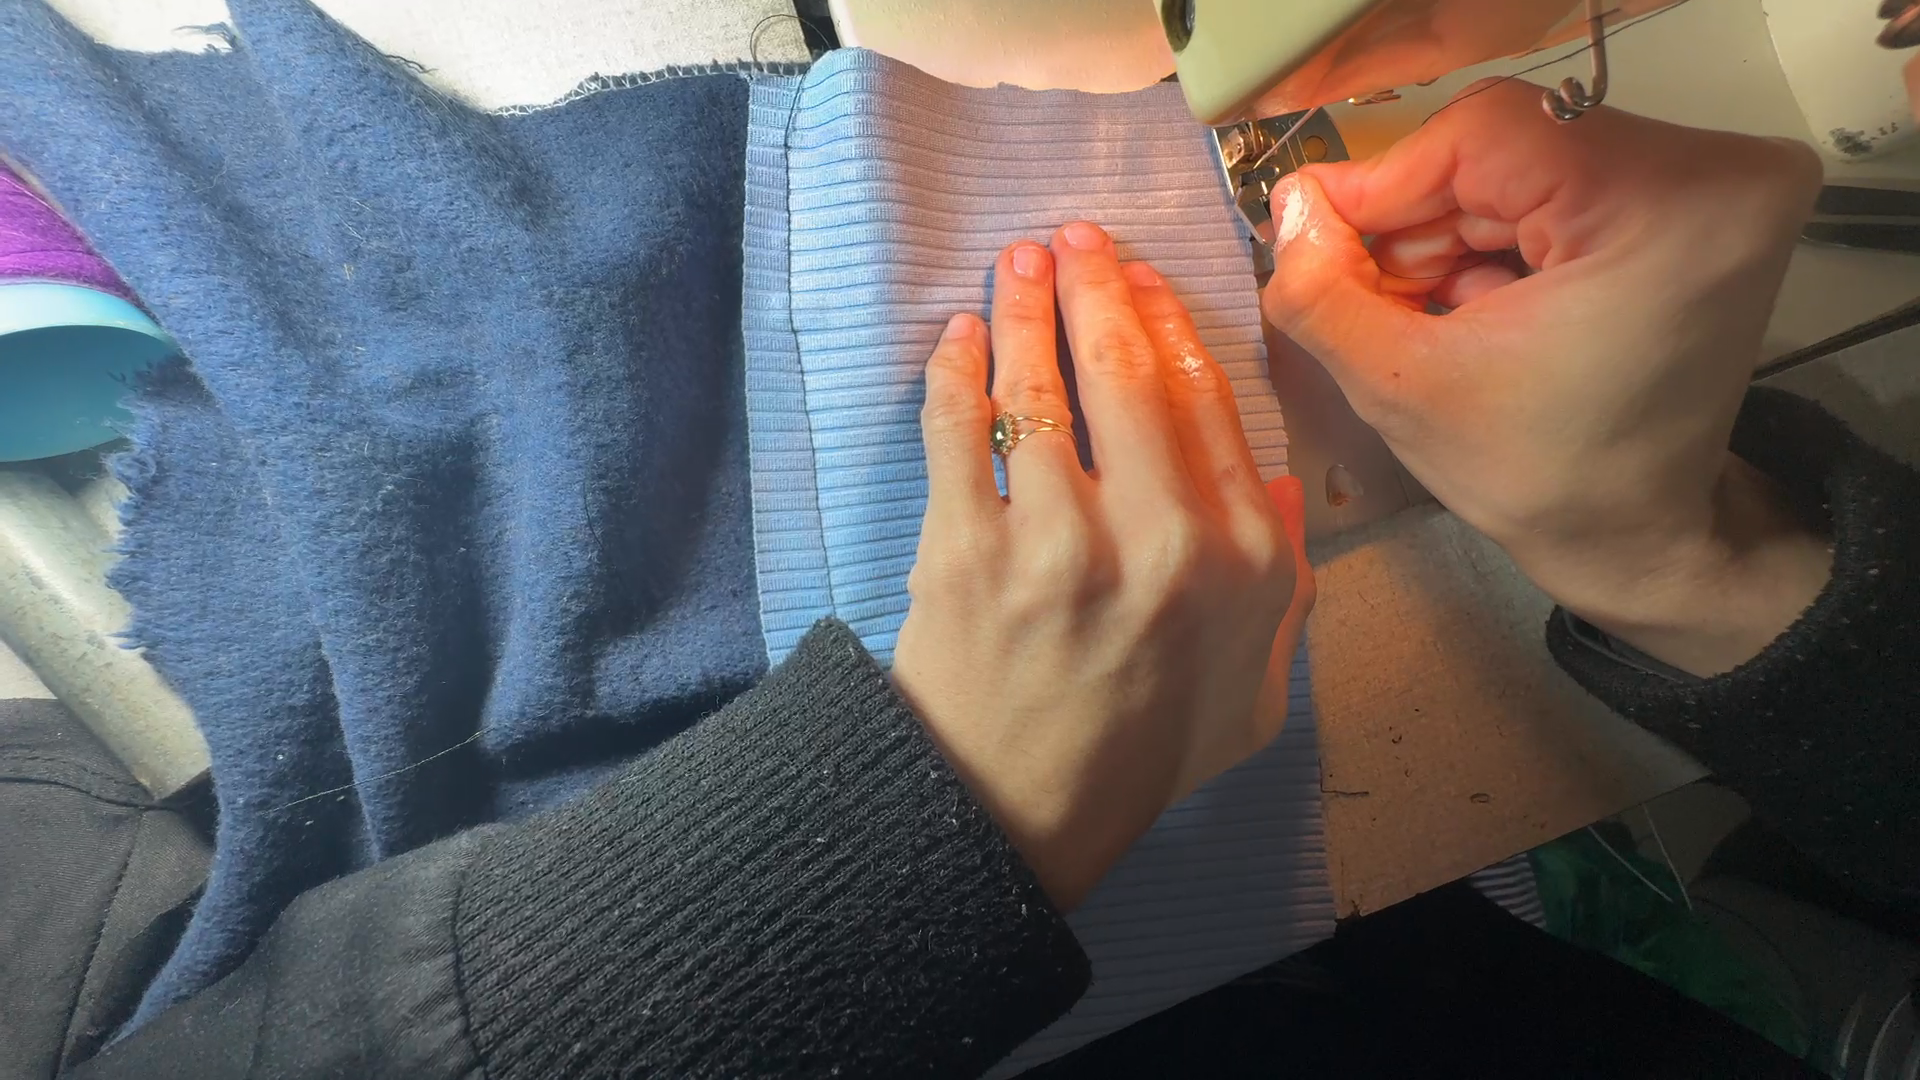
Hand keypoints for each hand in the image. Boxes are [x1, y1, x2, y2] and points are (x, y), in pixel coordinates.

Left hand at [893, 222, 1312, 910]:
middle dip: (1098, 286)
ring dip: (1026, 306)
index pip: (1205, 403)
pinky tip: (960, 334)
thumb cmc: (1138, 750)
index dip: (1172, 324)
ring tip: (1016, 260)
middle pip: (1126, 372)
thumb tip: (1264, 482)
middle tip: (1075, 236)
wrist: (1019, 808)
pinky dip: (955, 370)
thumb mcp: (1254, 690)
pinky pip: (957, 432)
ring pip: (1039, 387)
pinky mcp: (963, 551)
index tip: (1146, 280)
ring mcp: (1052, 541)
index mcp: (1235, 562)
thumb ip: (1282, 588)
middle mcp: (1155, 537)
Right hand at [1261, 80, 1829, 675]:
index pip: (1487, 133)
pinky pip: (1542, 194)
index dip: (1379, 181)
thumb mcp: (1394, 386)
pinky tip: (1453, 309)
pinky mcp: (1682, 210)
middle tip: (1356, 296)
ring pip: (1512, 171)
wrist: (1619, 525)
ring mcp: (1707, 187)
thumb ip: (1321, 294)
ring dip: (1435, 241)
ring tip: (1409, 316)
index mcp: (1663, 208)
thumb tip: (1286, 204)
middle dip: (1407, 226)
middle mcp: (1713, 173)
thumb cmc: (1521, 470)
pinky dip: (1474, 247)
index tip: (1309, 236)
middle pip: (1501, 150)